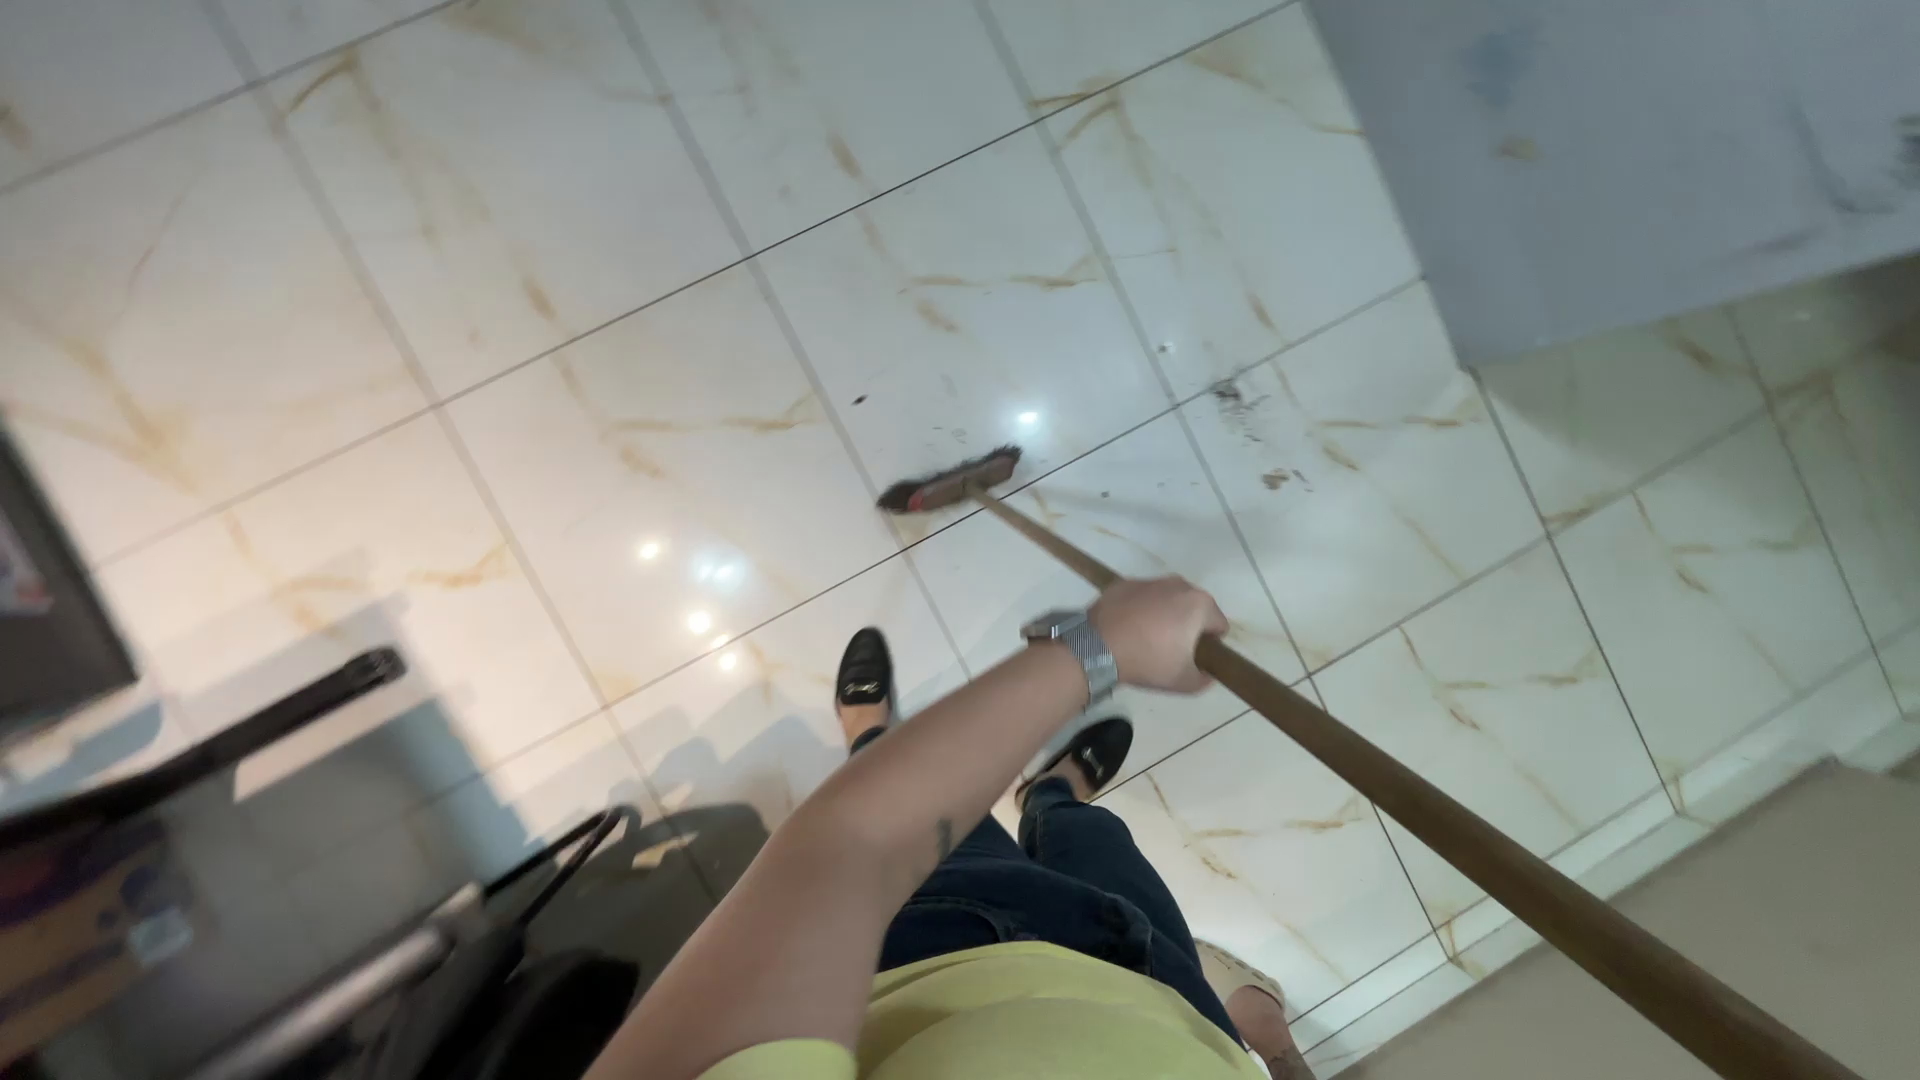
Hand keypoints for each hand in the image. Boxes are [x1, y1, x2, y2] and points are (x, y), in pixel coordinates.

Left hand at [1088, 576, 1227, 693]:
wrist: (1096, 647)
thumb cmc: (1147, 660)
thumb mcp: (1184, 682)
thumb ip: (1204, 679)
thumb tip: (1207, 674)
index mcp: (1199, 604)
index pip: (1219, 625)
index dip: (1210, 644)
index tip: (1193, 658)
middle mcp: (1178, 584)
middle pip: (1193, 609)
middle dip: (1187, 626)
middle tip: (1169, 649)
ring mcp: (1149, 580)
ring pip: (1167, 600)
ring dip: (1163, 615)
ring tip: (1145, 639)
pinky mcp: (1123, 583)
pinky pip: (1141, 598)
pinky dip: (1140, 609)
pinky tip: (1127, 628)